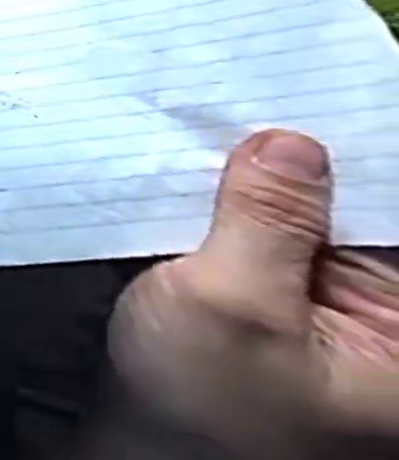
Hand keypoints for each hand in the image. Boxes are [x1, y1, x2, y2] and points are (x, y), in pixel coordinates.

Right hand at [108, 130, 398, 454]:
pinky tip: (187, 169)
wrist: (149, 437)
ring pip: (300, 215)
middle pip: (356, 211)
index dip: (363, 159)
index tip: (312, 100)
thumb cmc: (203, 387)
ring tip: (205, 123)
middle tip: (241, 99)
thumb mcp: (232, 302)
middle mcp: (387, 310)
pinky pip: (258, 229)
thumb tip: (292, 142)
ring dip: (252, 176)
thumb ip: (264, 223)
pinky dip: (223, 197)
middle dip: (300, 160)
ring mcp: (324, 300)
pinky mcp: (268, 289)